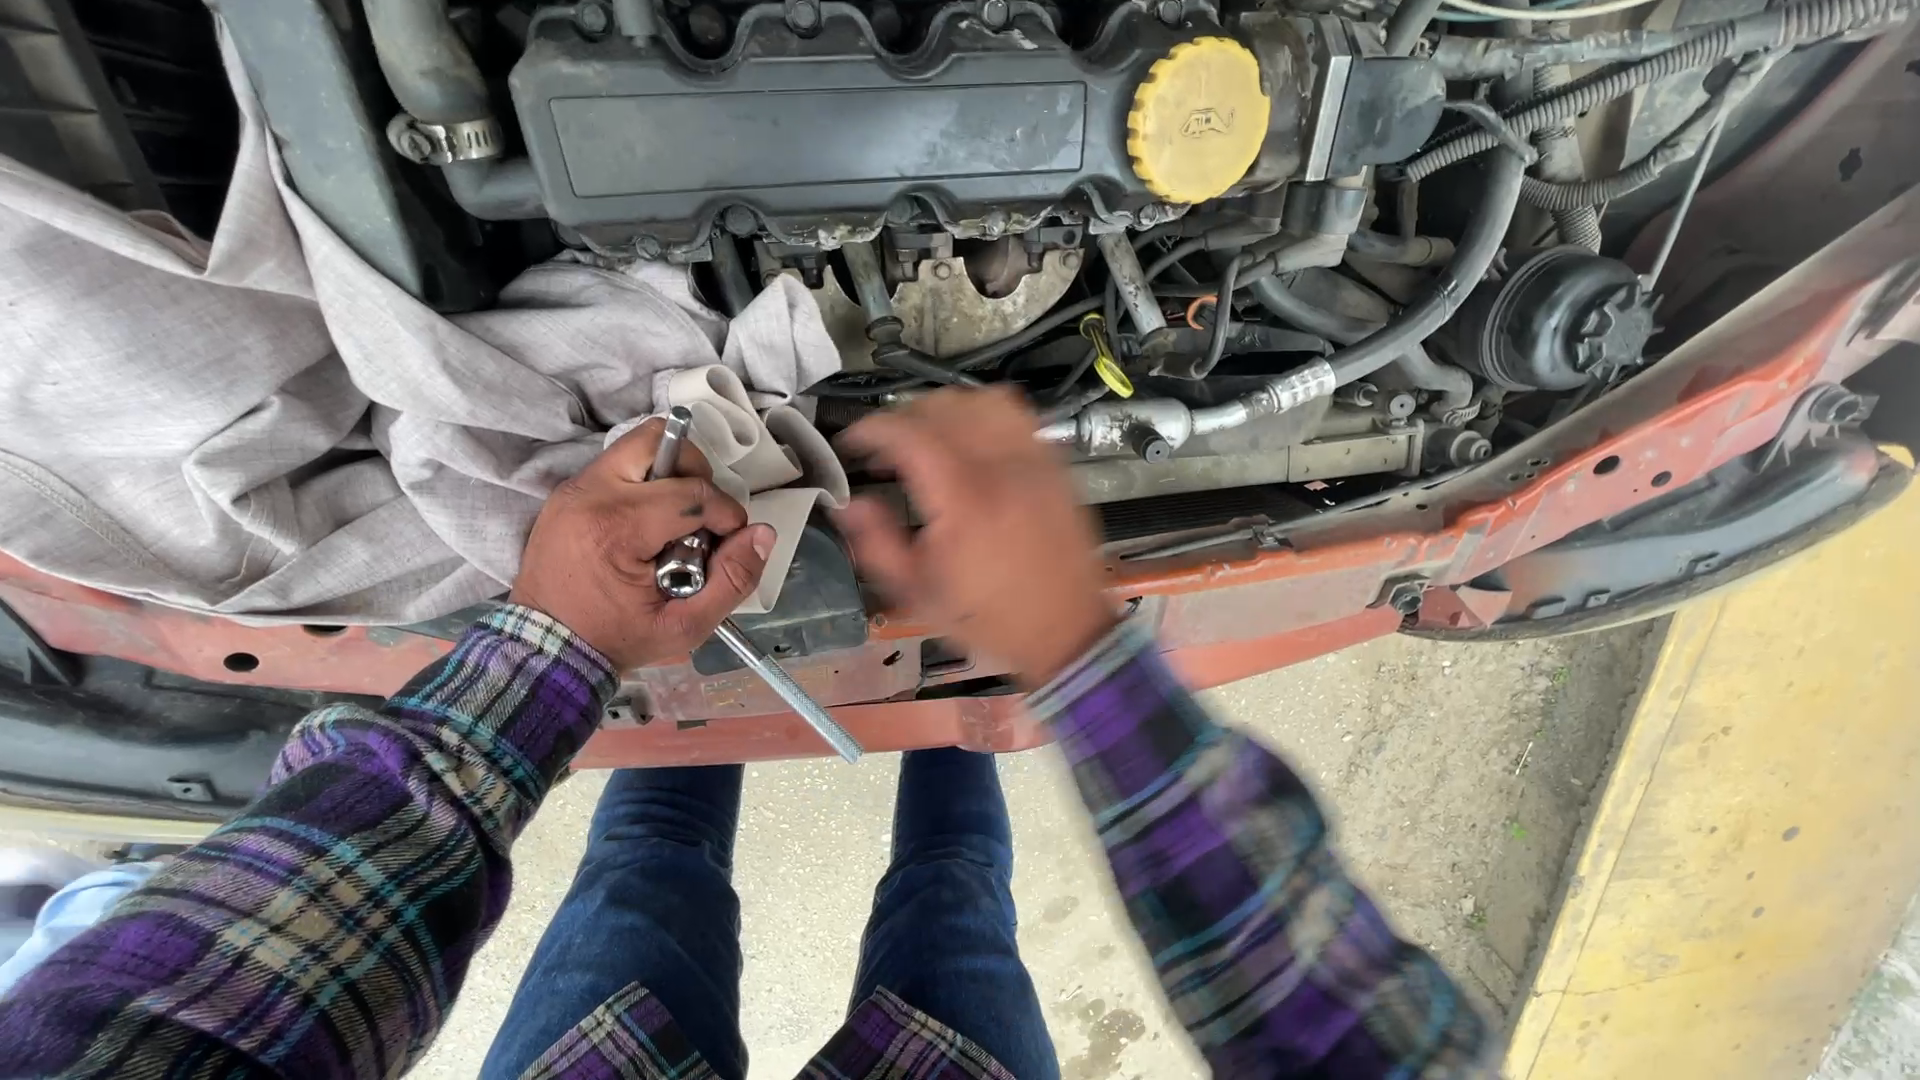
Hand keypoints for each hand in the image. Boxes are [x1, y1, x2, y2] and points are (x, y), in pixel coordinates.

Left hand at [510, 418, 775, 670]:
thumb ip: (733, 580)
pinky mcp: (568, 493)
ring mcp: (574, 489)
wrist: (548, 649)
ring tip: (676, 518)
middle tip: (701, 514)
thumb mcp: (687, 627)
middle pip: (659, 439)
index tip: (730, 540)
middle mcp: (589, 495)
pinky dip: (646, 484)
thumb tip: (763, 534)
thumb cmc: (618, 639)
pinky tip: (651, 524)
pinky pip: (620, 466)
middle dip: (695, 473)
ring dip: (671, 474)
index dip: (726, 513)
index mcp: (615, 529)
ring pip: (638, 445)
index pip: (692, 492)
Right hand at [835, 386, 1116, 685]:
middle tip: (886, 449)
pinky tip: (970, 438)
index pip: (909, 434)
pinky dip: (985, 413)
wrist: (1066, 630)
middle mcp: (1001, 469)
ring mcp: (1033, 462)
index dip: (871, 429)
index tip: (854, 443)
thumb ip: (876, 543)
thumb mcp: (919, 593)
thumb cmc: (989, 619)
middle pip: (942, 408)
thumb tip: (849, 504)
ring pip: (981, 400)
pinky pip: (1018, 415)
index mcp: (963, 501)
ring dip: (944, 409)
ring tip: (927, 437)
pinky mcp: (1054, 466)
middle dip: (903, 418)